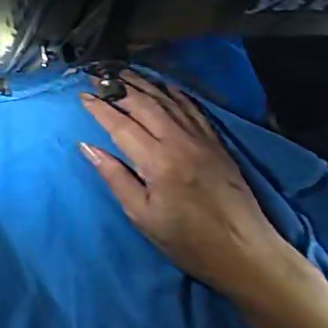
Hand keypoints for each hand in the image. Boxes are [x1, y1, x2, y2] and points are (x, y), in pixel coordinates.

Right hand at [80, 70, 310, 308]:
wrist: (245, 252)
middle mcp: (180, 143)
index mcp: (158, 162)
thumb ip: (115, 177)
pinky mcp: (217, 144)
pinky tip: (165, 87)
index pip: (121, 125)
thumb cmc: (187, 240)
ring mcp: (202, 140)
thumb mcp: (142, 215)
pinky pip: (194, 110)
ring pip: (169, 102)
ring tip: (124, 74)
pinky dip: (176, 95)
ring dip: (145, 85)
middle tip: (98, 78)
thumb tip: (89, 147)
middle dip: (119, 88)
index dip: (100, 108)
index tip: (83, 96)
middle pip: (145, 105)